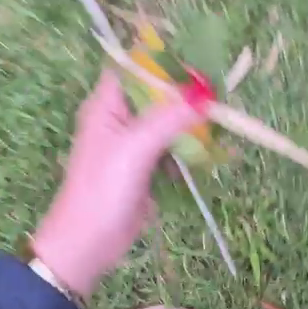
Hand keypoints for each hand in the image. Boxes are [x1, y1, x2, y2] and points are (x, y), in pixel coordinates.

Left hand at [30, 71, 210, 299]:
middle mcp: (119, 119)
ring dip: (192, 128)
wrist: (87, 244)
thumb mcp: (135, 148)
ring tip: (221, 130)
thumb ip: (170, 119)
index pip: (135, 68)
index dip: (164, 65)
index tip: (198, 71)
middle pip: (158, 96)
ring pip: (169, 124)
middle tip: (218, 103)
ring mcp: (133, 146)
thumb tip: (205, 95)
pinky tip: (210, 157)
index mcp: (107, 105)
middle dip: (187, 99)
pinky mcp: (145, 169)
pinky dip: (189, 153)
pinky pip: (172, 151)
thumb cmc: (103, 190)